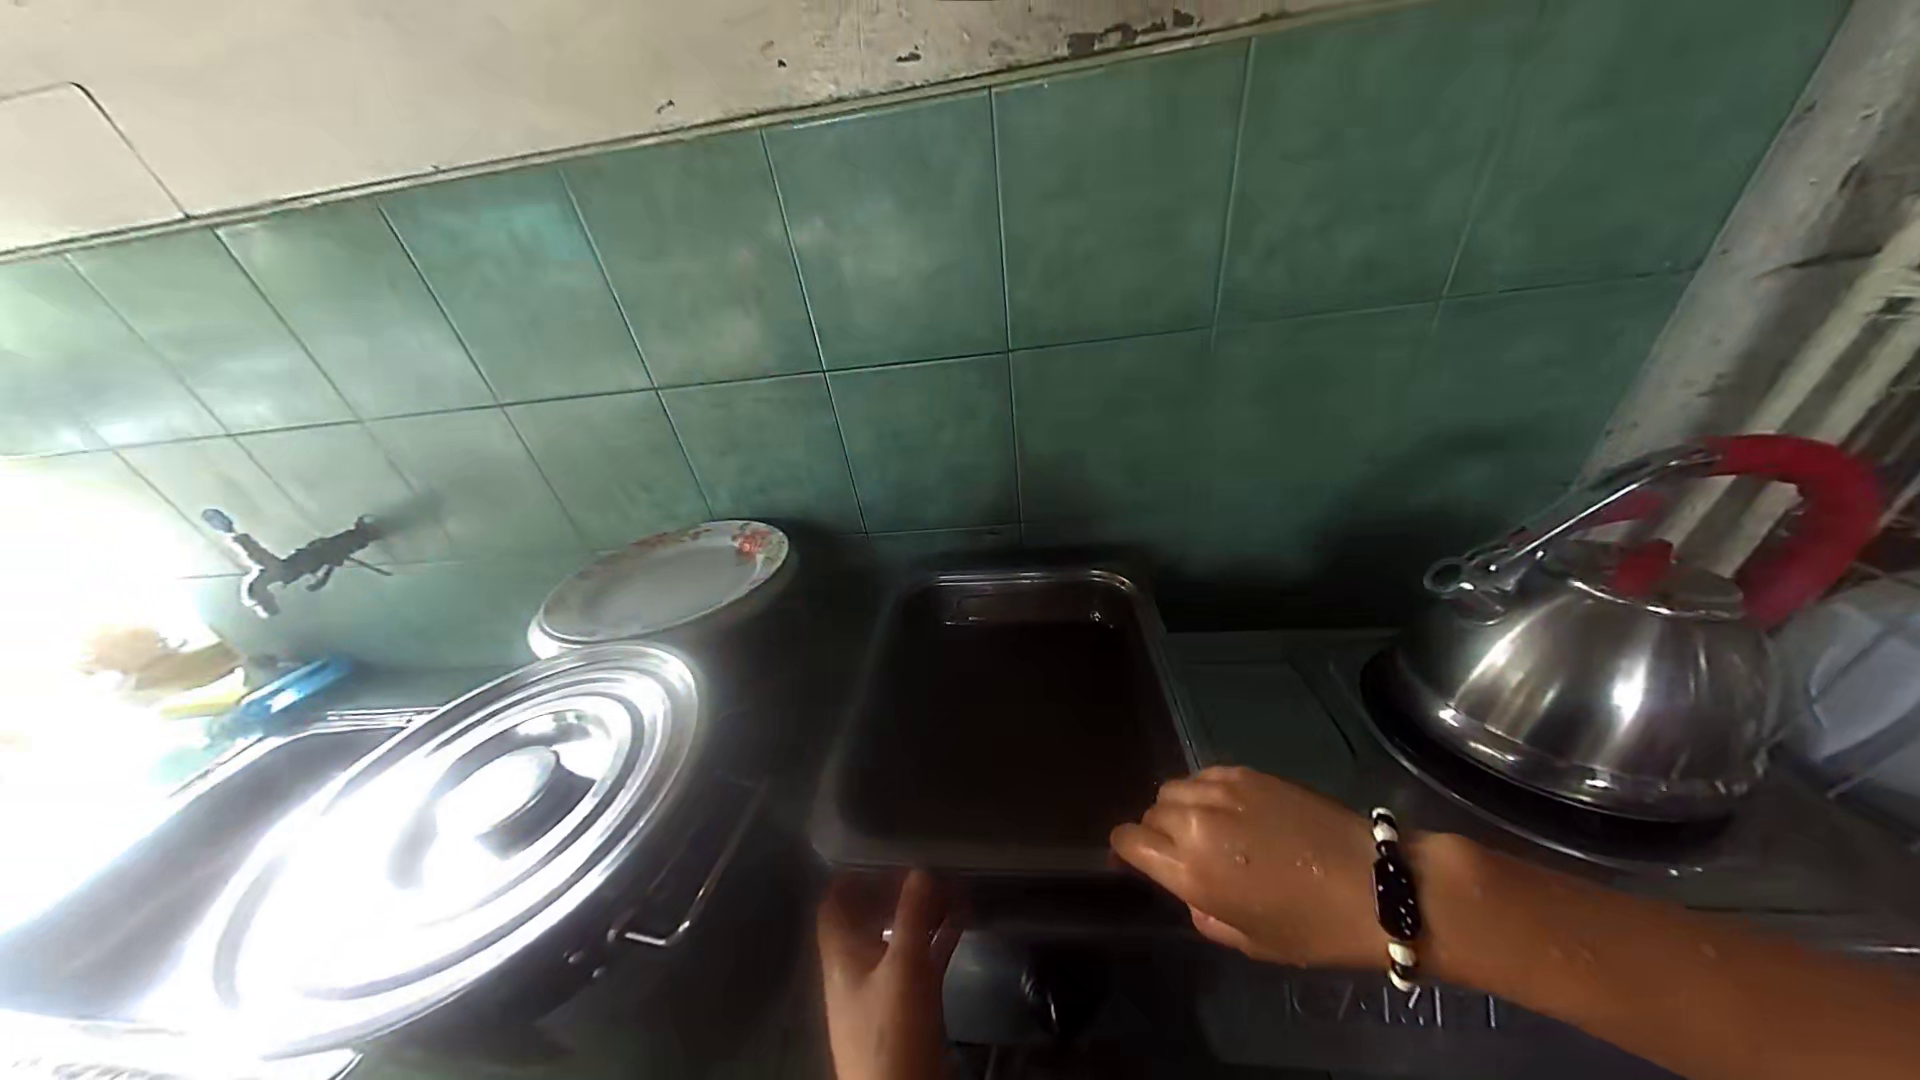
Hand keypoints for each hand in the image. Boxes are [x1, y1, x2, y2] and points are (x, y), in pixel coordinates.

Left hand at [816, 870, 958, 1079]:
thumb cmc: (892, 1031)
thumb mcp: (903, 966)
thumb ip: (911, 915)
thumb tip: (919, 868)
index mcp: (841, 955)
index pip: (834, 905)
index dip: (852, 876)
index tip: (880, 851)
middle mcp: (858, 966)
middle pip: (870, 916)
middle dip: (897, 889)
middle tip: (926, 864)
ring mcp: (883, 987)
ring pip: (899, 936)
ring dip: (923, 911)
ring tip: (952, 883)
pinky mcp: (909, 1005)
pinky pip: (922, 958)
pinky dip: (939, 936)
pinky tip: (962, 917)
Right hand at [1110, 765, 1380, 967]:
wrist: (1373, 884)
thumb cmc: (1312, 927)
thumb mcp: (1247, 940)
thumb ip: (1201, 909)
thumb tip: (1188, 885)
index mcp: (1189, 870)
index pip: (1128, 840)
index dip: (1128, 850)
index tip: (1142, 860)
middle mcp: (1193, 822)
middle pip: (1149, 813)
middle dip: (1158, 833)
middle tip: (1187, 851)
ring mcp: (1219, 790)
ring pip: (1173, 789)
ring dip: (1180, 808)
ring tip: (1208, 825)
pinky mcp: (1243, 772)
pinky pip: (1203, 775)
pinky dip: (1205, 791)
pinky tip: (1231, 808)